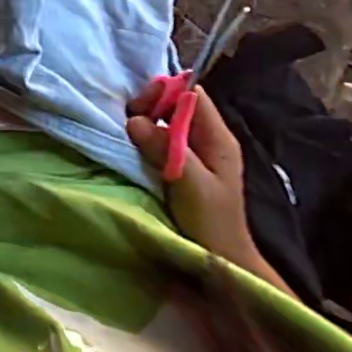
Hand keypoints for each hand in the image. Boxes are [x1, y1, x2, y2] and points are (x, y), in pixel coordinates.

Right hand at [127, 83, 251, 257]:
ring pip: (169, 121)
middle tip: (129, 122)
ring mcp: (198, 152)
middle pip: (178, 104)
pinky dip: (149, 139)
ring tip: (130, 136)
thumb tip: (134, 120)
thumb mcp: (188, 182)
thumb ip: (165, 148)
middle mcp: (209, 138)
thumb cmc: (211, 221)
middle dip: (152, 106)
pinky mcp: (185, 165)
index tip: (139, 106)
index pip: (193, 95)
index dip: (166, 92)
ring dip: (148, 123)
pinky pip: (165, 140)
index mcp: (218, 137)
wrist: (223, 258)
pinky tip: (136, 149)